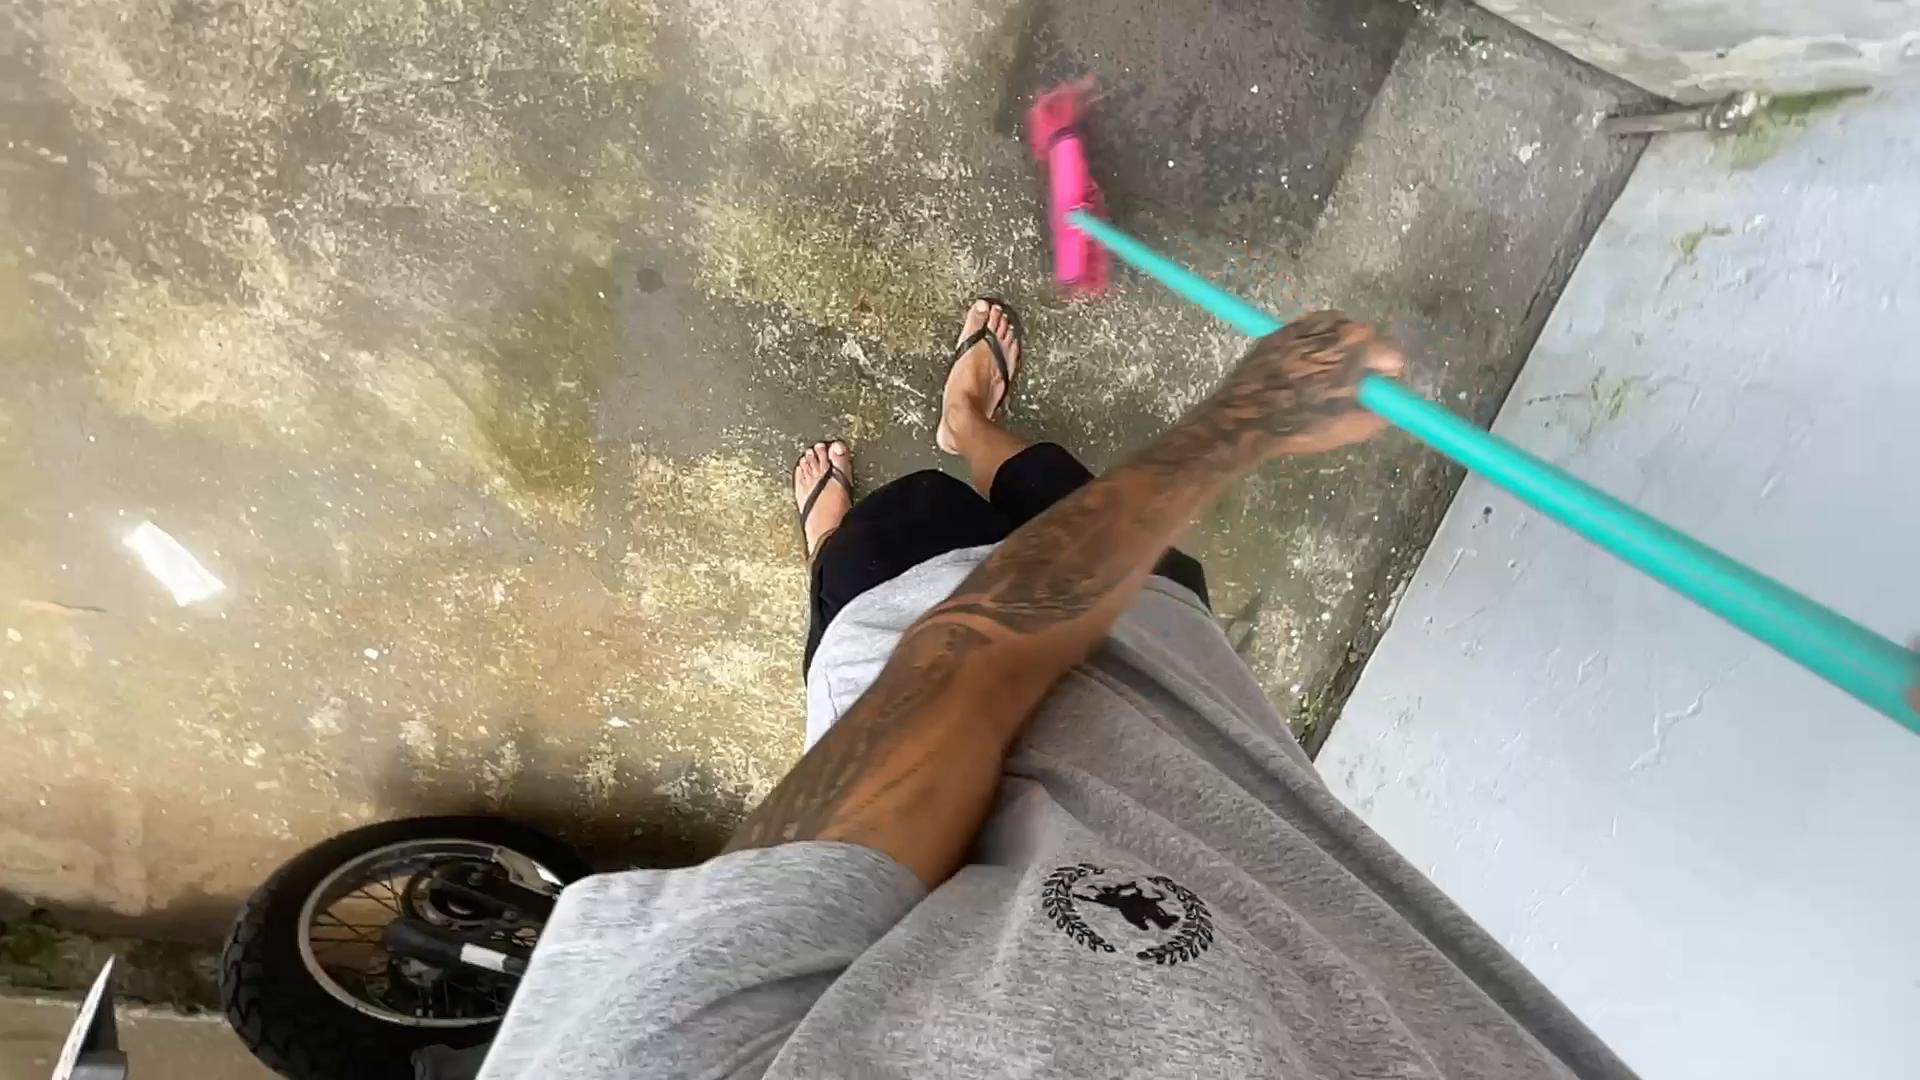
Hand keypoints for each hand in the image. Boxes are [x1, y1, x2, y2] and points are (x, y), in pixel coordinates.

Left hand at [1213, 311, 1404, 455]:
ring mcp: (1305, 323)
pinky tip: (1297, 371)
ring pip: (1335, 334)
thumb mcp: (1353, 428)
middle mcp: (1337, 324)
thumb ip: (1383, 411)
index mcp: (1361, 344)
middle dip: (1358, 362)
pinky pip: (1307, 335)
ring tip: (1315, 381)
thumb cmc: (1300, 423)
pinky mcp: (1280, 330)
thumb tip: (1387, 402)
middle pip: (1363, 341)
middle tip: (1340, 389)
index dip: (1382, 377)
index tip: (1369, 393)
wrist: (1243, 418)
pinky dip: (1308, 348)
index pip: (1390, 355)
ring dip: (1333, 352)